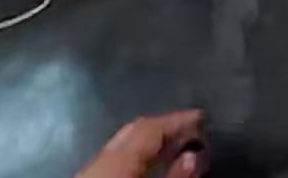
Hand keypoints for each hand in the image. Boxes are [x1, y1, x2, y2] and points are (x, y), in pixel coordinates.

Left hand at [76, 111, 204, 177]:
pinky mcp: (85, 177)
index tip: (202, 115)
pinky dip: (133, 154)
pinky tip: (147, 163)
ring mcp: (88, 168)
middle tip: (191, 127)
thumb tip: (192, 156)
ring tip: (174, 145)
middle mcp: (100, 156)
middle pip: (135, 130)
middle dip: (164, 126)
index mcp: (118, 156)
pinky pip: (113, 156)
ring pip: (122, 143)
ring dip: (149, 141)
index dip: (179, 118)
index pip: (152, 126)